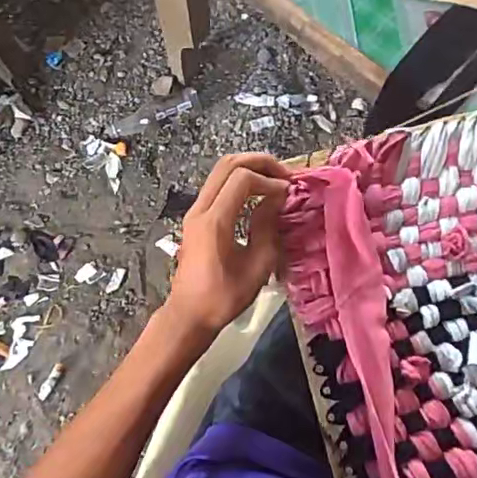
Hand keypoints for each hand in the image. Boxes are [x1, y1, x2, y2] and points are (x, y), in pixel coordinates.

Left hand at [164, 153, 289, 339]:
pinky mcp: (197, 217)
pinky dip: (240, 181)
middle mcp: (200, 209)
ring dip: (249, 169)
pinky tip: (259, 193)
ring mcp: (195, 211)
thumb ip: (267, 228)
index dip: (269, 180)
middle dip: (259, 163)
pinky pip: (218, 185)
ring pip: (221, 171)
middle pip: (228, 164)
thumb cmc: (223, 297)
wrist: (189, 314)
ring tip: (275, 180)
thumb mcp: (257, 266)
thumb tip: (276, 199)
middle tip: (285, 174)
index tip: (288, 194)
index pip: (242, 179)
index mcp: (214, 221)